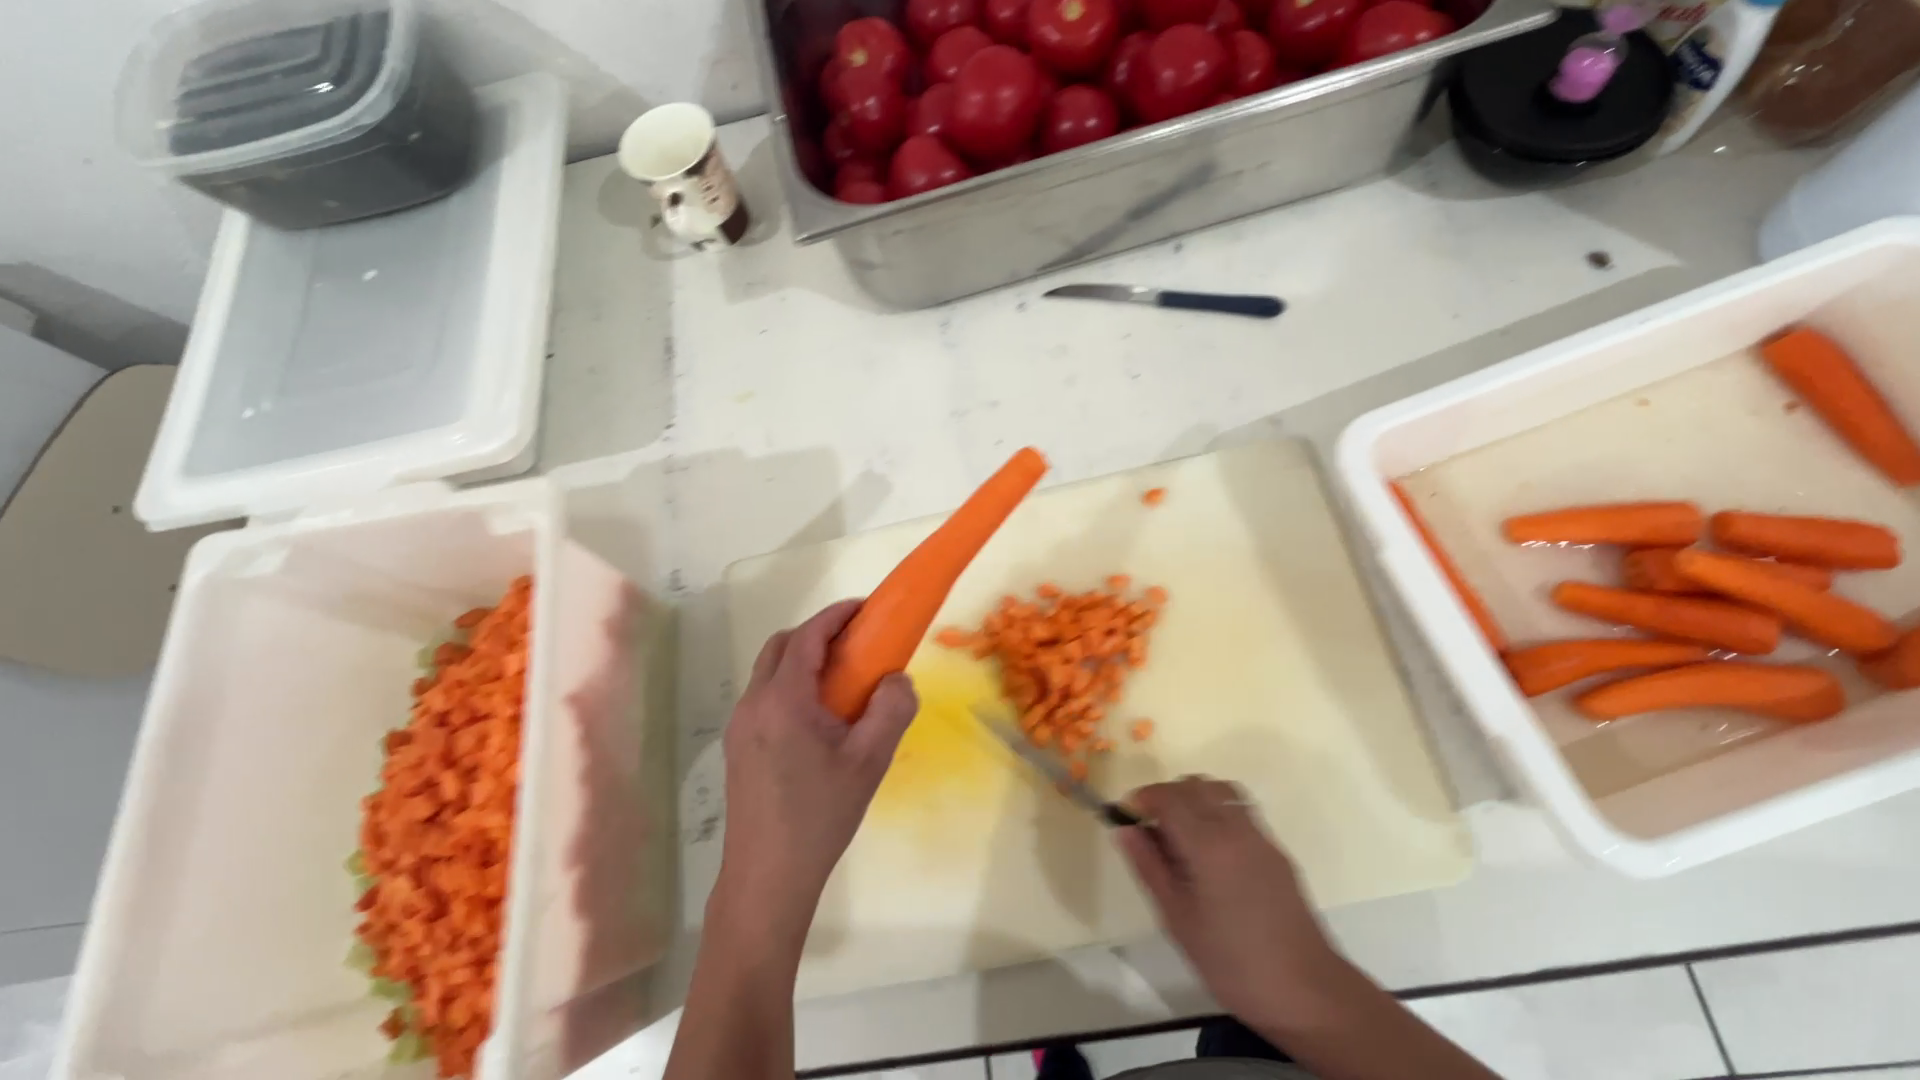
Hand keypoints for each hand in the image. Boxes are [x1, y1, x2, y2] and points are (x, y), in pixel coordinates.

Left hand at [714, 600, 918, 933]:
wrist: (768, 875)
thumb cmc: (821, 815)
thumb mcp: (870, 761)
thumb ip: (891, 709)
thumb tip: (896, 679)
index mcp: (783, 699)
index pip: (808, 637)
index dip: (837, 615)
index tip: (867, 609)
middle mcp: (753, 703)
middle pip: (781, 646)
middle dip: (819, 634)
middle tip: (858, 644)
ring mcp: (740, 727)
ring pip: (769, 672)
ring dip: (803, 662)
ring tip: (843, 682)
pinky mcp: (738, 748)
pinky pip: (765, 698)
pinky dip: (791, 687)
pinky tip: (819, 720)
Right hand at [1116, 777, 1346, 1033]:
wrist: (1306, 991)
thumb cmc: (1231, 962)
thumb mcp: (1177, 919)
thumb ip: (1149, 866)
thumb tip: (1125, 829)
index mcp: (1209, 845)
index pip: (1169, 797)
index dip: (1143, 799)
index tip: (1127, 818)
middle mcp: (1237, 830)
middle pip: (1195, 785)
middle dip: (1166, 797)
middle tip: (1151, 832)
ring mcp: (1262, 838)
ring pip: (1221, 792)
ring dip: (1194, 800)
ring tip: (1180, 839)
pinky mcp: (1277, 852)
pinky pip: (1240, 812)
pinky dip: (1217, 814)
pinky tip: (1210, 855)